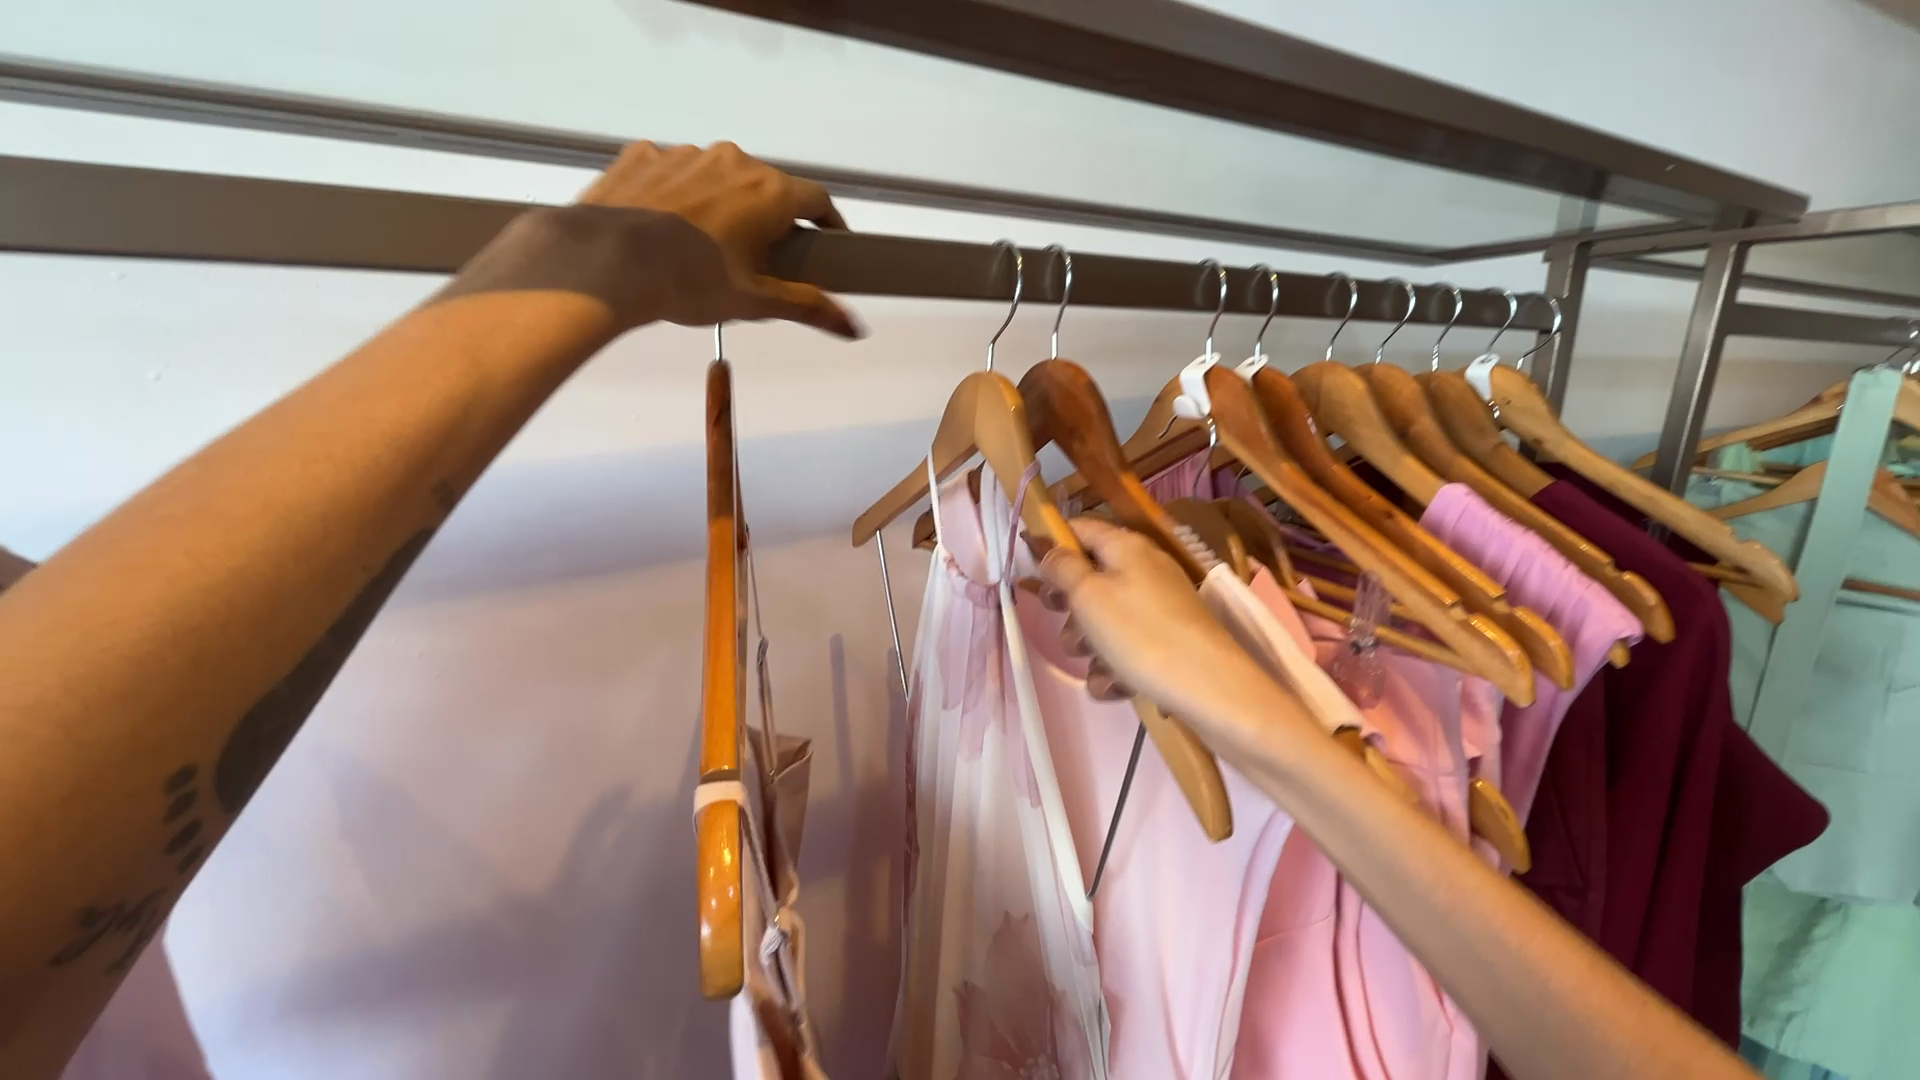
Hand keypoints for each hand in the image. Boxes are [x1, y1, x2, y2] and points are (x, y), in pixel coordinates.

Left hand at [444, 141, 860, 338]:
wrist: (604, 261)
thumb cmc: (691, 282)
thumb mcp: (756, 303)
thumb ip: (810, 307)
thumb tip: (856, 327)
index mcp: (768, 192)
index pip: (816, 198)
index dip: (827, 222)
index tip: (826, 244)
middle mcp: (732, 160)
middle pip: (766, 186)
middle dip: (771, 217)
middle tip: (762, 257)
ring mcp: (684, 154)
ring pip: (719, 177)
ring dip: (724, 204)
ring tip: (707, 245)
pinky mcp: (642, 156)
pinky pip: (674, 172)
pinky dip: (681, 195)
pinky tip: (667, 226)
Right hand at [1036, 518, 1269, 719]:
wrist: (1213, 691)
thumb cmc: (1142, 635)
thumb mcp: (1089, 595)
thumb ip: (1062, 567)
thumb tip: (1046, 545)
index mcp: (1126, 547)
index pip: (1079, 528)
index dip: (1051, 543)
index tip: (1027, 569)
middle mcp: (1144, 570)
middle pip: (1089, 577)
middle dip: (1069, 605)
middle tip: (1061, 620)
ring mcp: (1157, 608)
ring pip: (1103, 619)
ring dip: (1090, 644)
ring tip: (1098, 662)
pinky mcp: (1166, 643)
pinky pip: (1124, 648)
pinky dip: (1114, 667)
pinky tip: (1117, 686)